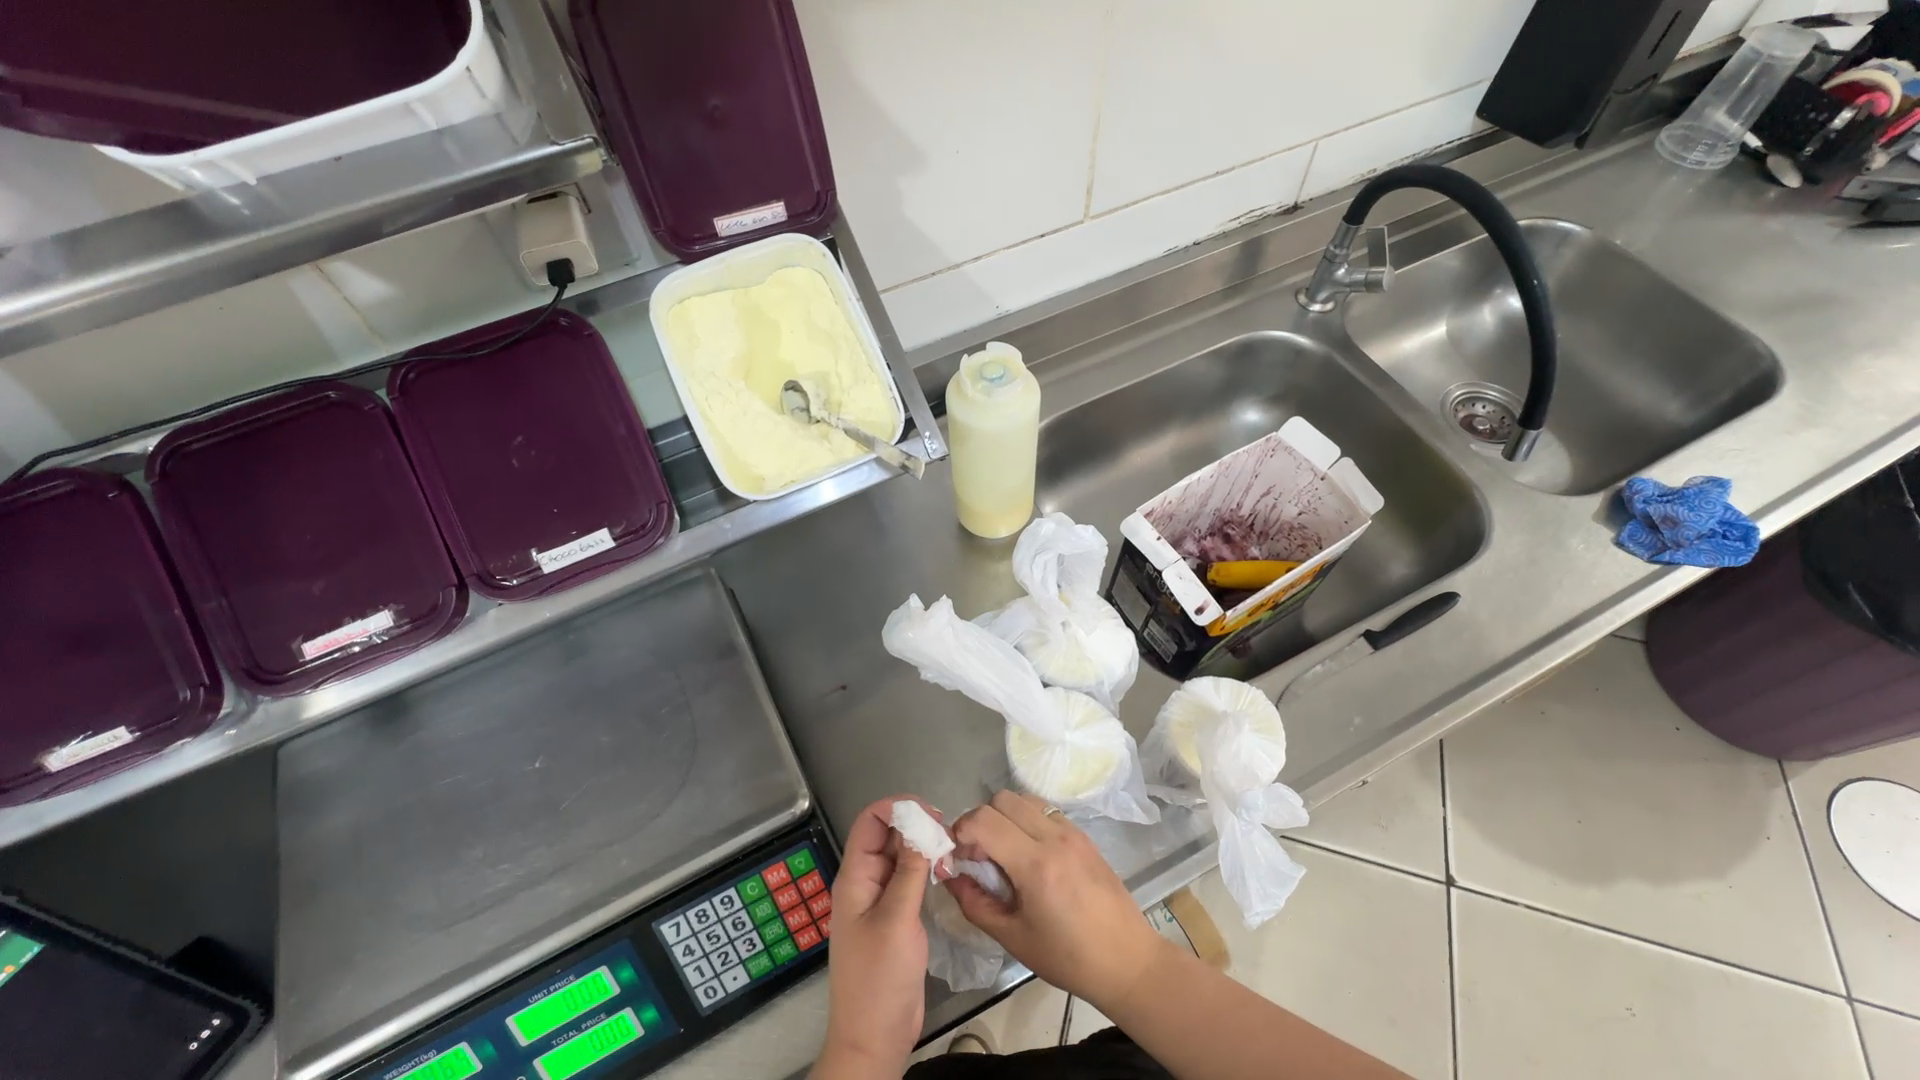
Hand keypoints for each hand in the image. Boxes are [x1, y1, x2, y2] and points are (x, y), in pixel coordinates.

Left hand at [812, 797, 931, 1079]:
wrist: (874, 1035)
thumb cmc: (879, 977)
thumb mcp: (897, 920)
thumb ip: (910, 872)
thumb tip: (922, 826)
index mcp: (855, 877)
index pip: (869, 822)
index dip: (898, 809)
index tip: (933, 815)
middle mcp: (866, 882)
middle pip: (887, 835)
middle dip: (916, 825)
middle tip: (950, 834)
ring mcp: (881, 900)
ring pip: (901, 857)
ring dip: (924, 847)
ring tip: (953, 850)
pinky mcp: (897, 917)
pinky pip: (909, 880)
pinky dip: (927, 869)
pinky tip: (947, 871)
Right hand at [946, 792, 1170, 1009]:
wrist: (1127, 960)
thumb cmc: (1068, 958)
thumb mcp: (1013, 938)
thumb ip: (975, 903)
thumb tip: (951, 876)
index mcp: (1036, 865)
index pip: (984, 820)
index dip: (961, 832)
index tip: (958, 856)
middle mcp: (1055, 838)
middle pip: (1002, 799)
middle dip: (980, 820)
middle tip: (978, 854)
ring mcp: (1073, 833)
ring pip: (1025, 799)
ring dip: (1004, 816)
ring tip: (1003, 851)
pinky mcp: (1084, 836)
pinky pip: (1046, 811)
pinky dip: (1027, 820)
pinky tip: (1028, 854)